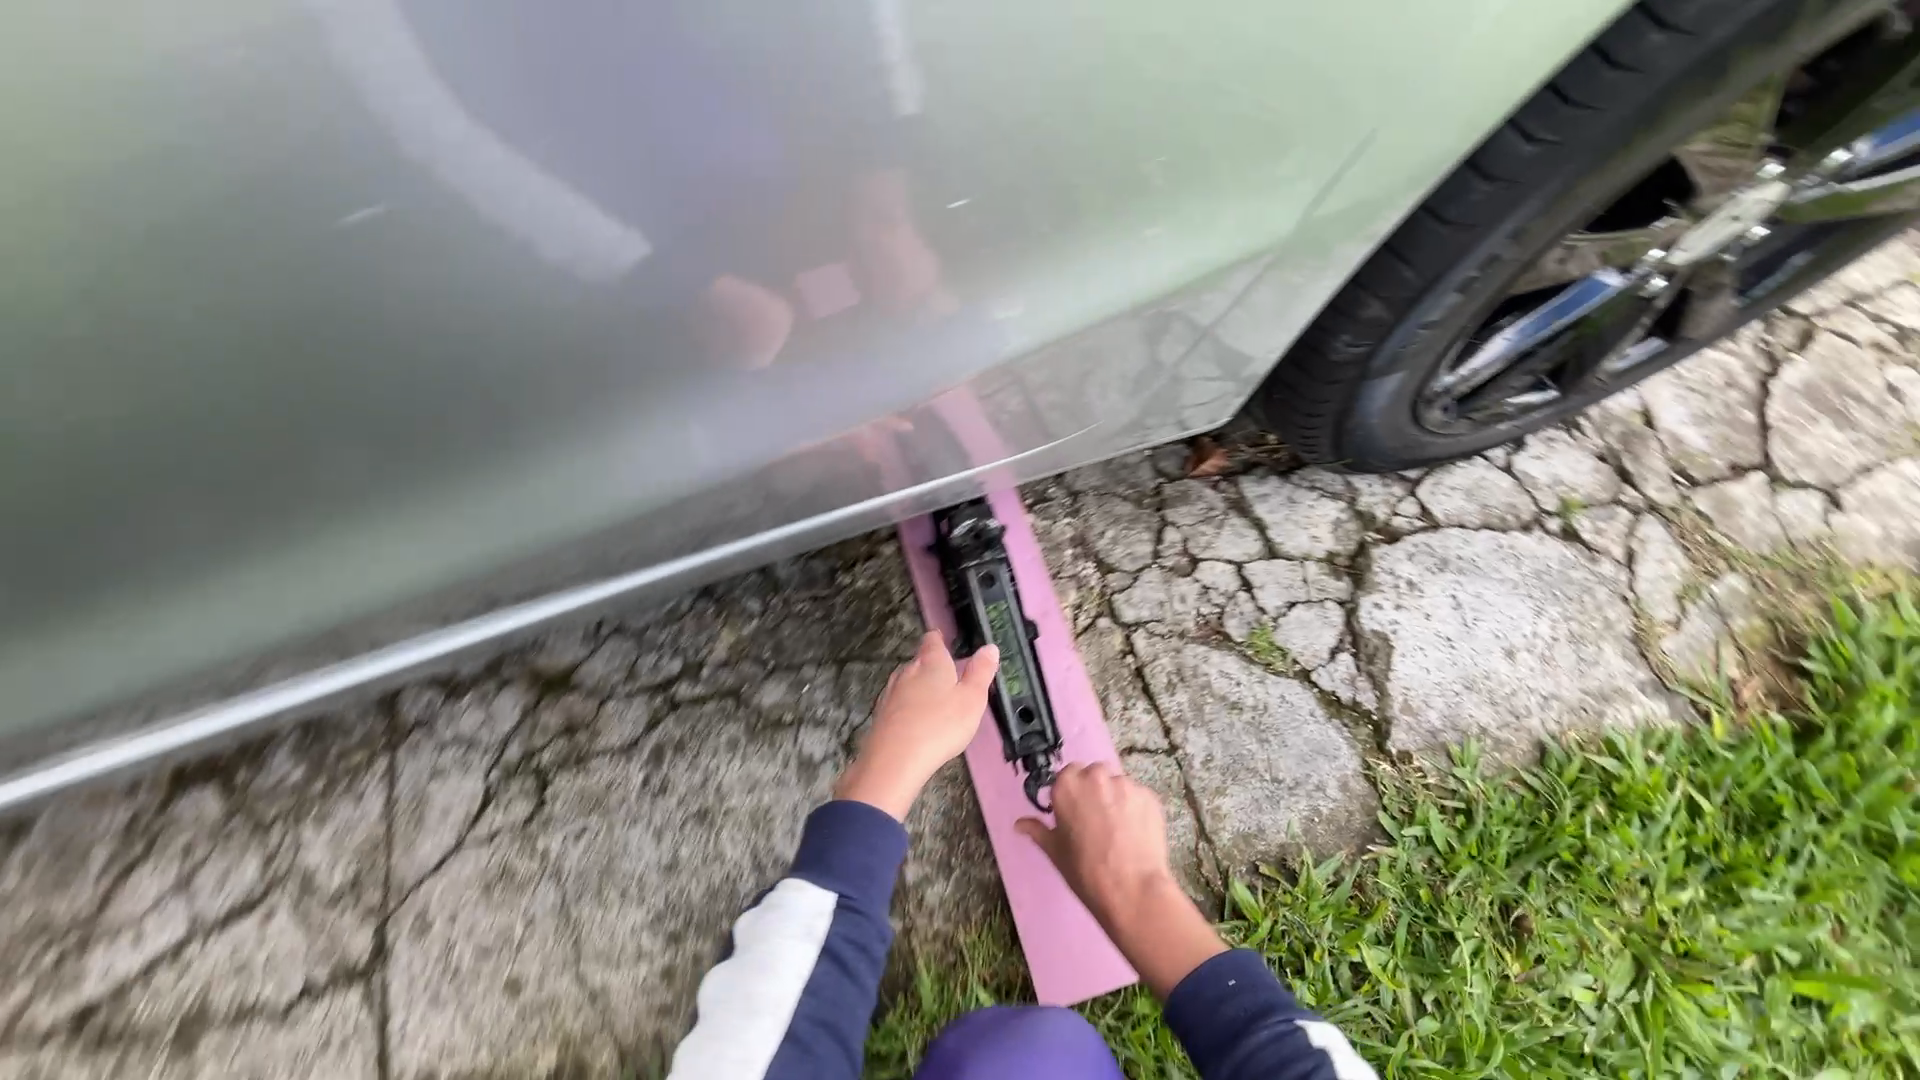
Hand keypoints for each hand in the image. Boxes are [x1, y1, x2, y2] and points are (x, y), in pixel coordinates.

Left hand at [834, 631, 997, 820]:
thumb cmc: (940, 726)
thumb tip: (989, 648)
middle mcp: (908, 670)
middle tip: (949, 679)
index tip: (945, 642)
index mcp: (931, 661)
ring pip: (907, 681)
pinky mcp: (881, 713)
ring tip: (936, 703)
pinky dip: (908, 707)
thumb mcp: (972, 699)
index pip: (933, 639)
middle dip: (932, 666)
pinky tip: (917, 723)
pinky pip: (898, 703)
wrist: (895, 759)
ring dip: (919, 688)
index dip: (940, 639)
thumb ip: (981, 671)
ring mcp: (891, 691)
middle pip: (919, 660)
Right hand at [1015, 763, 1174, 925]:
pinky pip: (1138, 797)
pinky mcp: (1149, 796)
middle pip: (1094, 774)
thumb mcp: (1055, 851)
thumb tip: (1019, 824)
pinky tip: (1136, 833)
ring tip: (1119, 830)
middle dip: (1095, 791)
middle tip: (1096, 821)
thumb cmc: (1085, 871)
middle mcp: (1095, 776)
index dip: (1072, 793)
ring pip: (1118, 785)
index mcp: (1067, 785)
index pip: (1068, 775)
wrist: (1131, 889)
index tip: (1074, 813)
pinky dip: (1136, 809)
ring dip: (1116, 799)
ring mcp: (1125, 784)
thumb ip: (1038, 830)